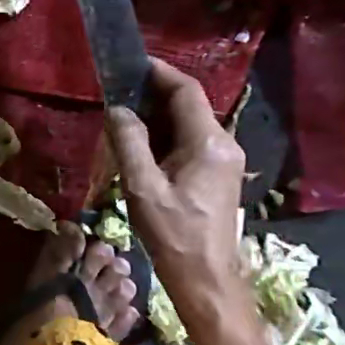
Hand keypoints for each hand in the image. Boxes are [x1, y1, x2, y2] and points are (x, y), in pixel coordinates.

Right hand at [105, 58, 248, 325]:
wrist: (207, 279)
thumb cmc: (174, 235)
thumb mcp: (143, 188)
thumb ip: (129, 142)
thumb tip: (117, 109)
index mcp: (209, 142)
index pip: (186, 90)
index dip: (160, 73)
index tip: (132, 65)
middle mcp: (225, 144)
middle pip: (190, 105)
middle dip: (156, 96)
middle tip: (121, 94)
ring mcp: (227, 160)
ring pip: (192, 124)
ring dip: (161, 117)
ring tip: (127, 118)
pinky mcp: (222, 175)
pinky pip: (195, 142)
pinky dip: (170, 137)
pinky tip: (146, 146)